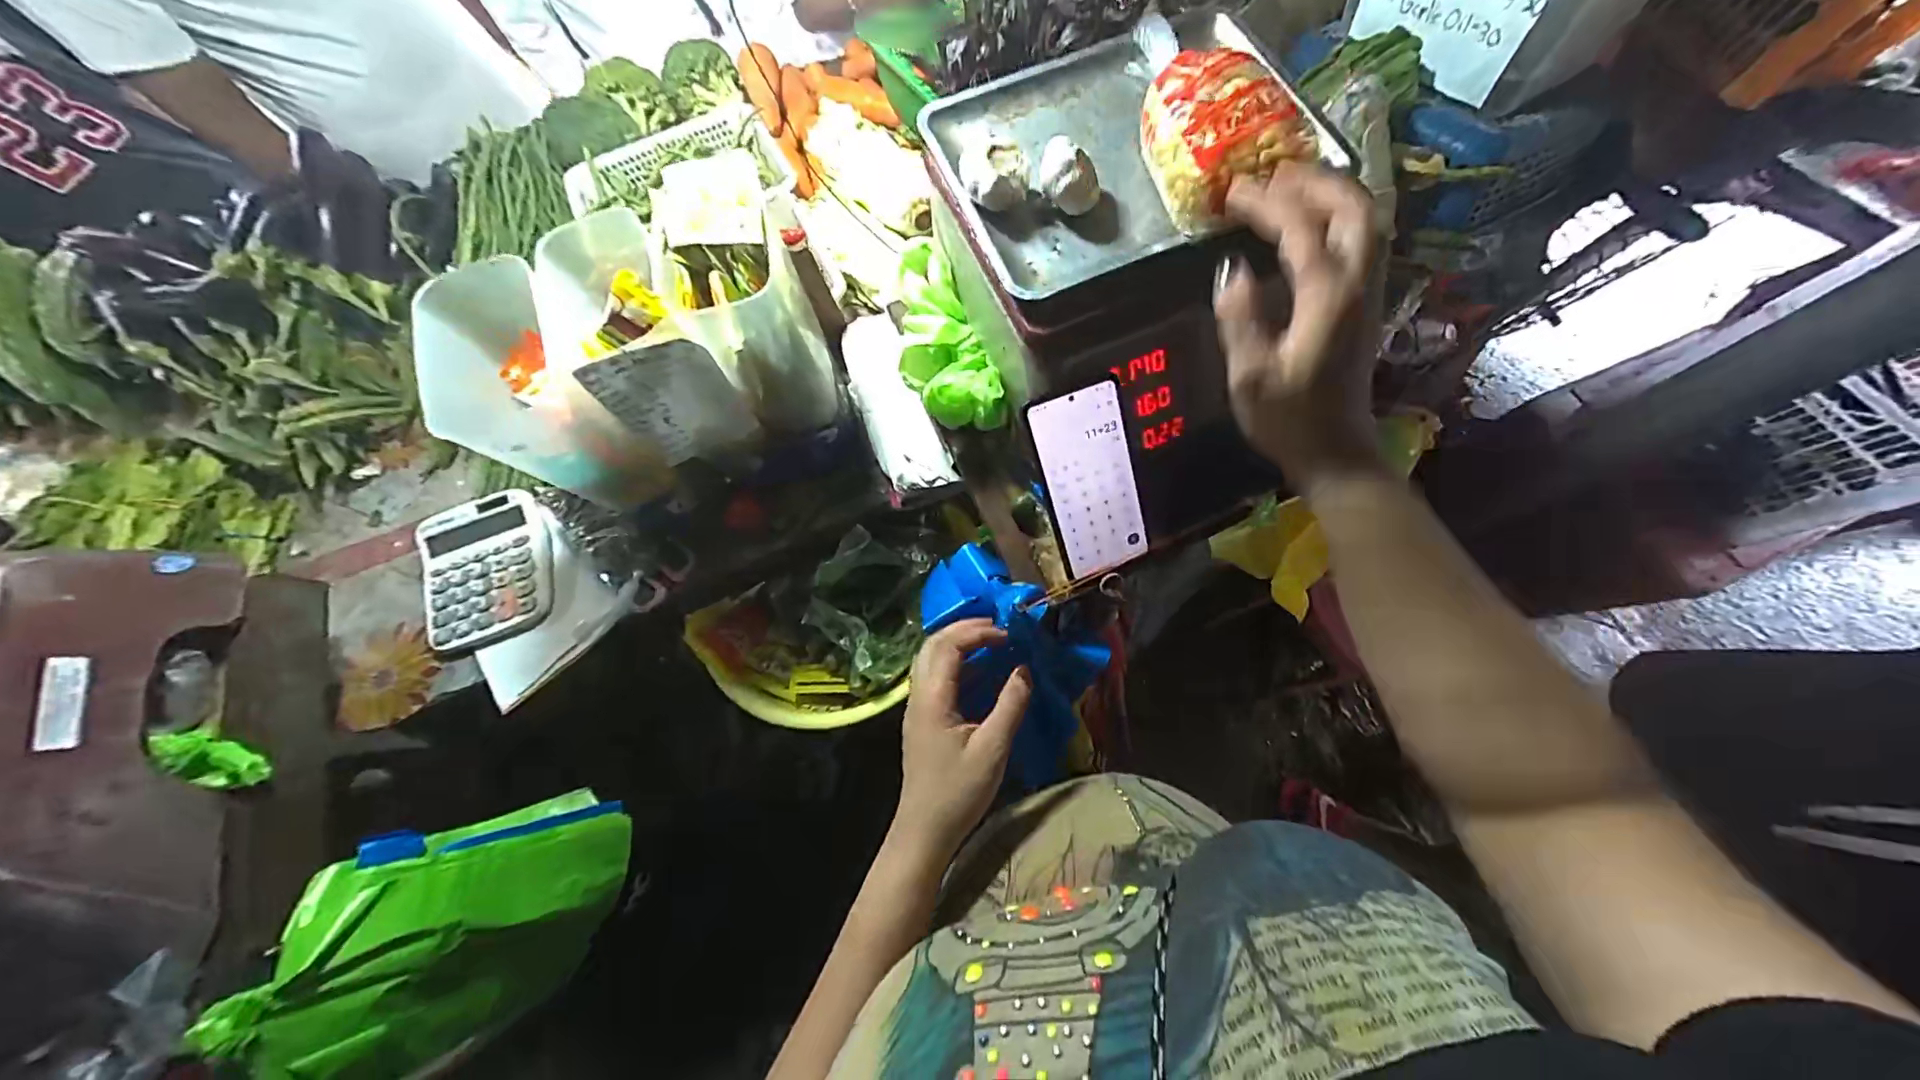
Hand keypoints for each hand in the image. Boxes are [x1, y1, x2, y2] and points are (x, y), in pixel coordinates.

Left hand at [890, 620, 1032, 862]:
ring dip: (960, 644)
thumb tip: (1024, 669)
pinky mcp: (923, 718)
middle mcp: (919, 695)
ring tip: (994, 642)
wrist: (924, 831)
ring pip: (931, 659)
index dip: (977, 632)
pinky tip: (982, 672)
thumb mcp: (993, 749)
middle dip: (965, 629)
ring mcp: (917, 707)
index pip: (947, 645)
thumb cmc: (958, 792)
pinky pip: (936, 676)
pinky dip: (958, 664)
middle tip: (999, 628)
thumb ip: (1010, 705)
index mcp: (932, 699)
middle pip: (933, 644)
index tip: (1008, 634)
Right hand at [1215, 163, 1382, 485]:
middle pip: (1351, 205)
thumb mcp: (1250, 376)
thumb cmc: (1287, 419)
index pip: (1300, 229)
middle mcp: (1357, 283)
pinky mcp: (1366, 303)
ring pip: (1365, 218)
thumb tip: (1230, 272)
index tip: (1232, 194)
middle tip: (1269, 174)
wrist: (1335, 450)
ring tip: (1290, 186)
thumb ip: (1240, 320)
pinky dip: (1339, 216)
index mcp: (1326, 297)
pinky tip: (1312, 224)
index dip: (1266, 204)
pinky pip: (1362, 239)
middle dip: (1311, 180)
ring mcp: (1368, 291)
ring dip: (1331, 192)